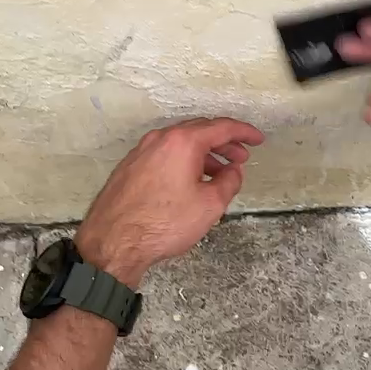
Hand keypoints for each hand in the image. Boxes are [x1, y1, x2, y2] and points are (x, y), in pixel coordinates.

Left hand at [74, 117, 265, 286]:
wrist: (114, 242)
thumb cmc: (161, 224)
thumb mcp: (210, 205)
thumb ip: (229, 183)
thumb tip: (233, 172)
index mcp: (182, 142)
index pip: (221, 127)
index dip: (244, 132)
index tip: (257, 138)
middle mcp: (160, 140)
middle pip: (199, 131)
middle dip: (224, 143)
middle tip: (240, 157)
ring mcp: (141, 152)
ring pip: (180, 144)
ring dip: (203, 154)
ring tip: (218, 174)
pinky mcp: (130, 167)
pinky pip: (164, 155)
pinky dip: (183, 161)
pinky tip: (190, 182)